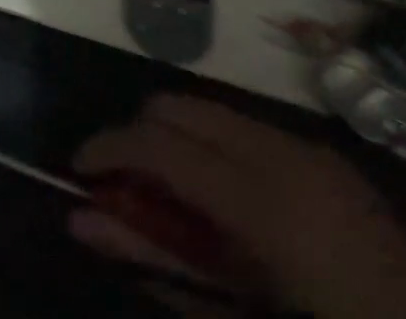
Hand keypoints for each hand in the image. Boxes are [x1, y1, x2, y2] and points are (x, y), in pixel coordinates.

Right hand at [72, 95, 405, 318]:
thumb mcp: (232, 307)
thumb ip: (154, 257)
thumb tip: (80, 219)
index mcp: (259, 201)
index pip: (154, 143)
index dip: (104, 149)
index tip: (78, 172)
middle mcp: (281, 156)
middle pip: (173, 107)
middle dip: (137, 136)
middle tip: (128, 186)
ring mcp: (309, 151)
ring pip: (207, 110)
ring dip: (174, 138)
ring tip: (175, 194)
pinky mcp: (327, 156)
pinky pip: (245, 128)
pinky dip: (213, 146)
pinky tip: (225, 200)